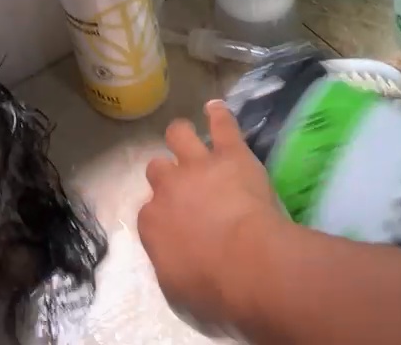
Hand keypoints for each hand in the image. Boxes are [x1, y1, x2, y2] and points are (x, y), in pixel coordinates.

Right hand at [138, 100, 294, 331]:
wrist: (251, 269)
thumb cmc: (216, 293)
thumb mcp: (180, 291)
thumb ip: (170, 264)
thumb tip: (174, 257)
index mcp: (152, 224)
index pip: (149, 214)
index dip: (163, 218)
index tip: (177, 228)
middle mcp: (168, 187)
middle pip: (158, 170)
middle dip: (169, 177)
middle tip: (186, 189)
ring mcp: (198, 166)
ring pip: (179, 135)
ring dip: (183, 137)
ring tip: (189, 139)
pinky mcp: (230, 154)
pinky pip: (222, 124)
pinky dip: (219, 115)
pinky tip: (216, 108)